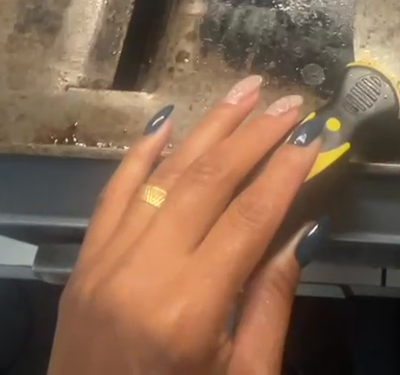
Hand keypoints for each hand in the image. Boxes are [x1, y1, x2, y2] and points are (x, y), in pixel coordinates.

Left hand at [49, 76, 324, 374]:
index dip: (287, 168)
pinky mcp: (83, 265)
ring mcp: (105, 264)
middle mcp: (142, 274)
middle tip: (291, 101)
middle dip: (255, 134)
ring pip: (164, 173)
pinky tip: (167, 118)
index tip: (316, 133)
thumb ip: (272, 302)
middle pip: (209, 180)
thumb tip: (307, 229)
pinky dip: (141, 151)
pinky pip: (113, 193)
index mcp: (189, 310)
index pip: (251, 214)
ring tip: (246, 90)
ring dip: (209, 126)